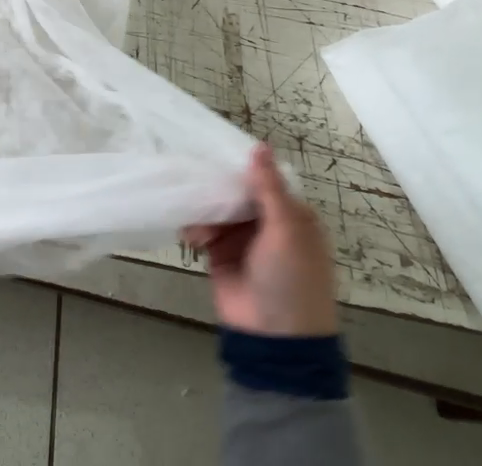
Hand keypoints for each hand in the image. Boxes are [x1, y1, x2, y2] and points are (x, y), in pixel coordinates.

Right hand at [182, 145, 338, 336]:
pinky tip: (190, 235)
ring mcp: (242, 240)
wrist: (274, 335)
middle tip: (194, 180)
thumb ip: (269, 189)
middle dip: (215, 189)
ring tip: (198, 225)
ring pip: (216, 210)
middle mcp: (266, 224)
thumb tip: (260, 145)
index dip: (241, 168)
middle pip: (235, 193)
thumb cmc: (291, 278)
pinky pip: (202, 231)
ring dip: (203, 211)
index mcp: (291, 216)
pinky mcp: (219, 255)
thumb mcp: (286, 231)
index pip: (263, 180)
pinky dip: (193, 229)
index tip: (212, 150)